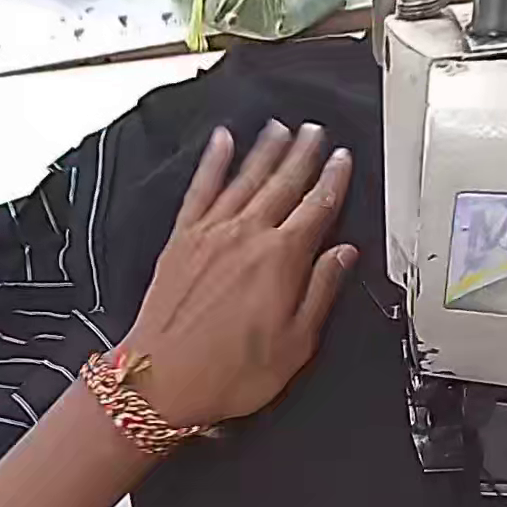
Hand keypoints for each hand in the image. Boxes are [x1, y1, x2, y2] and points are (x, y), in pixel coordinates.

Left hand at [119, 120, 356, 428]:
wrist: (163, 379)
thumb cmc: (231, 370)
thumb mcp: (296, 343)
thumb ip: (321, 291)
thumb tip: (343, 255)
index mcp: (281, 261)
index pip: (317, 209)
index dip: (333, 181)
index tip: (342, 160)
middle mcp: (247, 237)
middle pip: (283, 184)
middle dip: (303, 155)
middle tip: (316, 131)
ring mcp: (211, 234)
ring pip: (246, 178)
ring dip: (265, 150)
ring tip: (281, 127)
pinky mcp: (182, 239)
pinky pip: (201, 189)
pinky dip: (213, 162)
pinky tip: (222, 142)